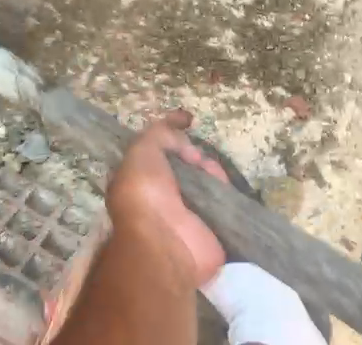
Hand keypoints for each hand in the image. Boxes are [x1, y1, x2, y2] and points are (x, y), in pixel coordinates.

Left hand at [107, 110, 227, 287]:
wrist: (164, 242)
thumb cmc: (144, 191)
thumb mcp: (143, 149)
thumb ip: (159, 133)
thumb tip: (180, 128)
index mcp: (137, 177)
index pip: (155, 149)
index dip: (169, 133)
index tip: (188, 119)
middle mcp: (160, 194)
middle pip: (183, 164)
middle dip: (191, 153)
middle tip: (195, 155)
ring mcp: (185, 213)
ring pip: (203, 181)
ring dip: (209, 169)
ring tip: (210, 170)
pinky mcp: (210, 228)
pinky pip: (220, 202)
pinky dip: (224, 190)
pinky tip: (223, 184)